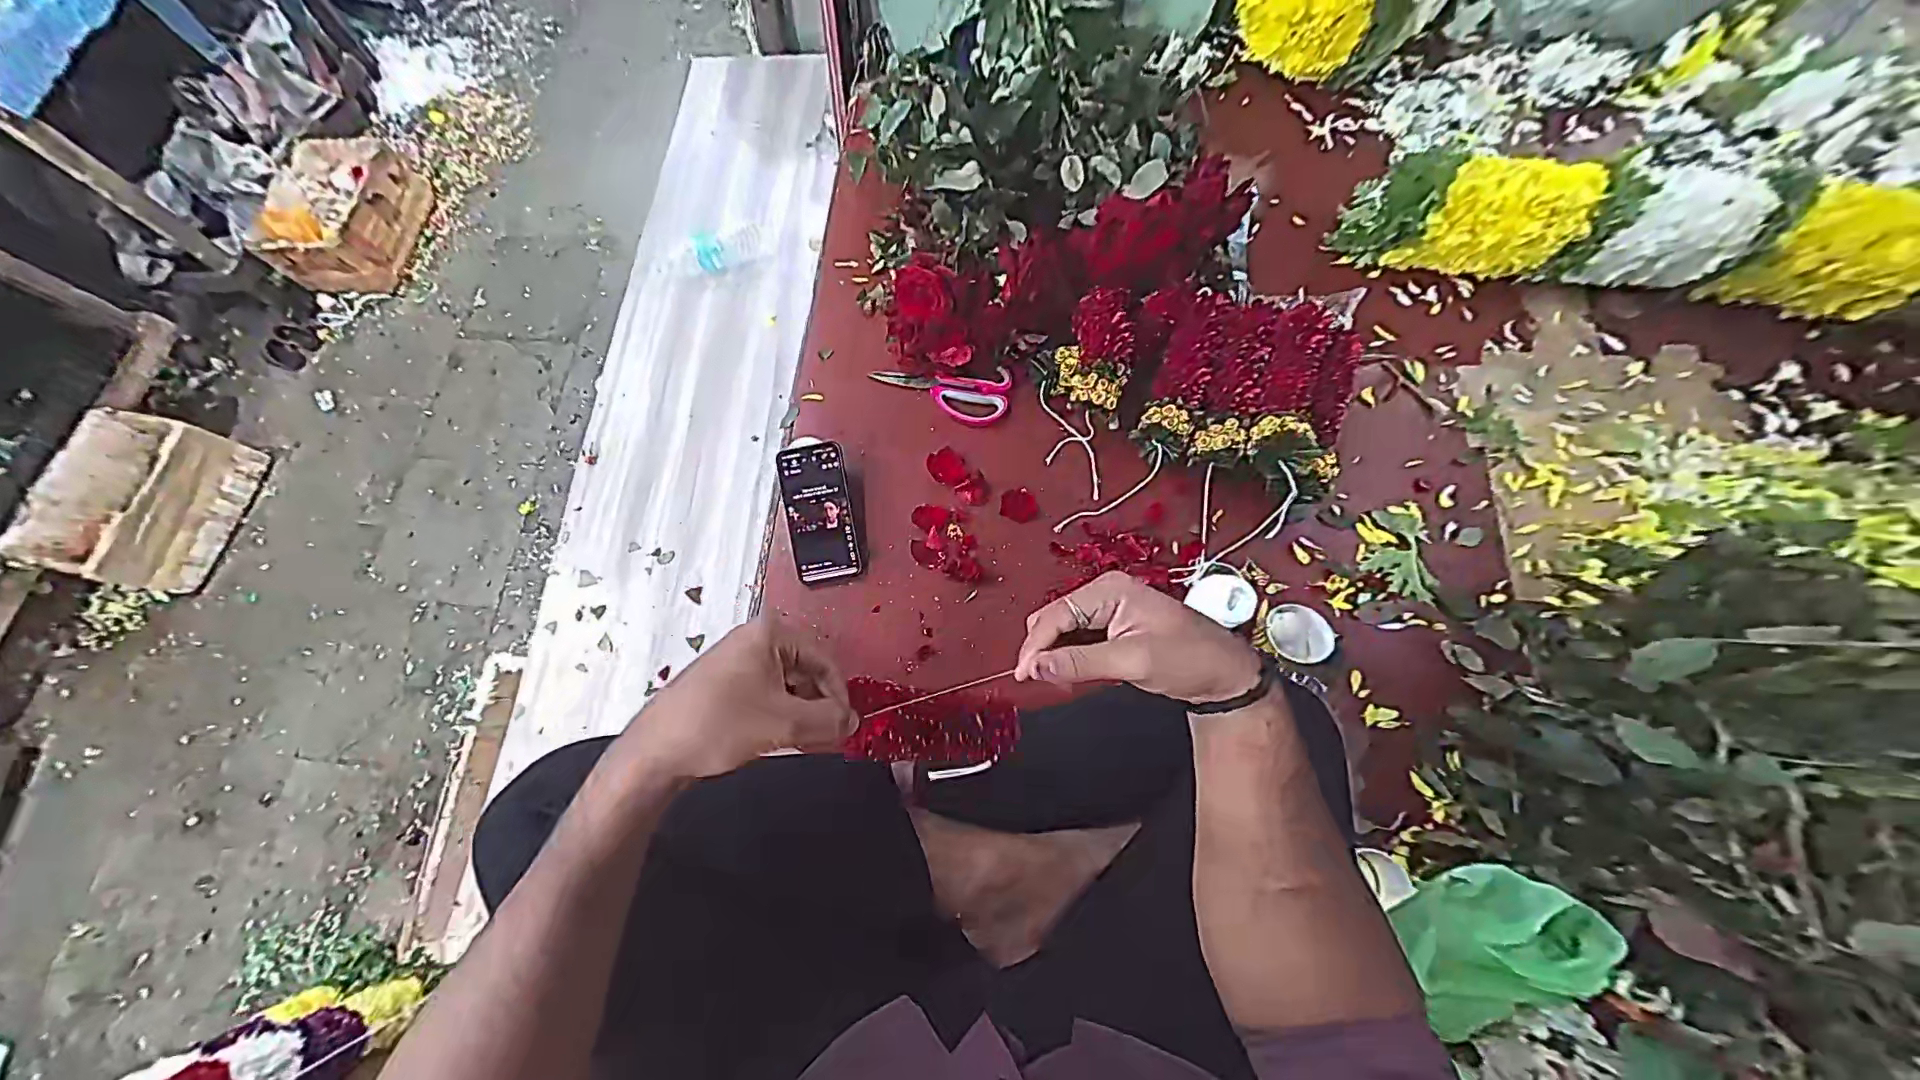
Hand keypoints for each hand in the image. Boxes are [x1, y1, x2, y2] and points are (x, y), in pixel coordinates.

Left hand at [622, 615, 859, 777]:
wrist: (653, 753)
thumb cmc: (717, 726)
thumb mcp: (784, 723)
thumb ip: (828, 720)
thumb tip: (852, 721)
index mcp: (769, 633)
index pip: (824, 660)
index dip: (839, 695)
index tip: (844, 725)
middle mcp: (754, 638)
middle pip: (807, 671)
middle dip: (819, 705)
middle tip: (825, 736)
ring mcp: (737, 659)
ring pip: (787, 685)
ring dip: (800, 713)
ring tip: (802, 741)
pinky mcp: (725, 682)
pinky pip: (766, 693)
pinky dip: (779, 714)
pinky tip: (779, 738)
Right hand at [1015, 571, 1261, 704]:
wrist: (1226, 673)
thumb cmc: (1188, 660)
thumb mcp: (1133, 661)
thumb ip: (1080, 662)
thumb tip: (1036, 666)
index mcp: (1110, 589)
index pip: (1057, 614)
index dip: (1035, 645)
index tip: (1024, 674)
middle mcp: (1106, 592)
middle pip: (1055, 618)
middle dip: (1041, 647)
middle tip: (1035, 678)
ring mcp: (1109, 608)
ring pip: (1063, 628)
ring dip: (1053, 653)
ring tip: (1050, 678)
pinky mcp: (1114, 626)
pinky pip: (1078, 637)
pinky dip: (1068, 655)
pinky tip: (1066, 673)